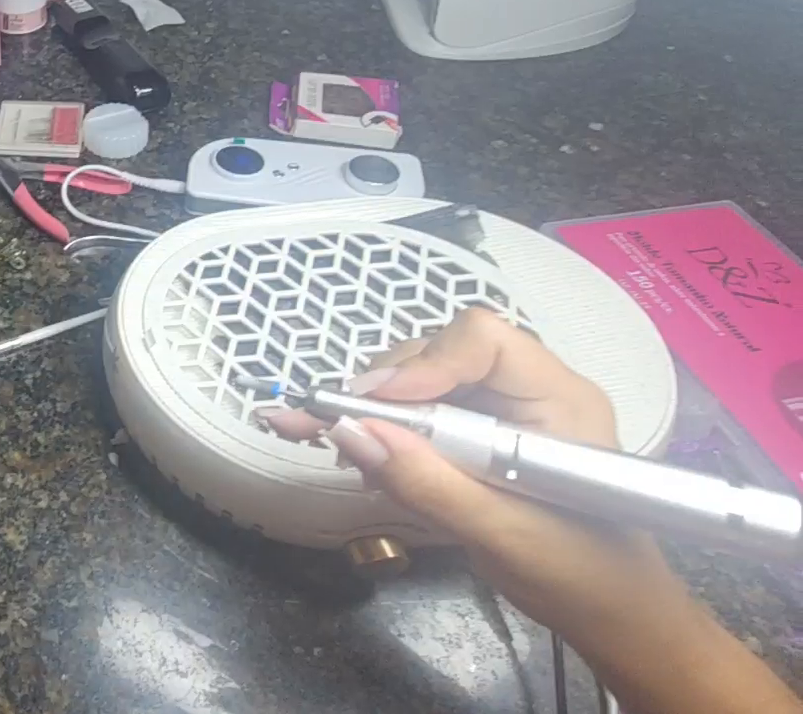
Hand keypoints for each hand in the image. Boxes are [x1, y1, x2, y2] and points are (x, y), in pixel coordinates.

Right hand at [265, 309, 688, 635]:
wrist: (608, 613)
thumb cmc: (583, 577)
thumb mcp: (503, 535)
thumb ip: (427, 482)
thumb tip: (348, 431)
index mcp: (558, 399)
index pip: (482, 340)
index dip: (425, 362)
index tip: (379, 404)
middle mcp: (523, 387)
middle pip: (433, 353)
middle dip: (383, 390)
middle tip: (344, 430)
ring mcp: (492, 404)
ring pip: (410, 376)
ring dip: (370, 409)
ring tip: (351, 450)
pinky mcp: (466, 424)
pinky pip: (407, 406)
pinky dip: (374, 426)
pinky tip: (362, 454)